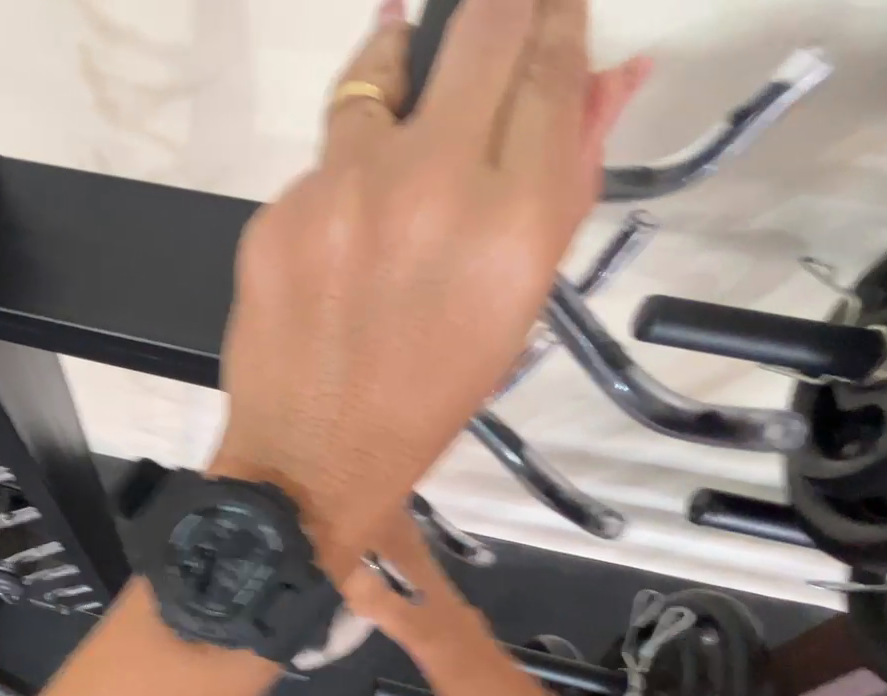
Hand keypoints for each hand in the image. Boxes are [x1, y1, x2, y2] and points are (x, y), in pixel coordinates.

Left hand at [210, 0, 646, 577]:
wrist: (309, 459)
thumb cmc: (428, 398)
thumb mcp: (517, 304)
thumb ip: (562, 182)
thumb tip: (613, 72)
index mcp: (516, 219)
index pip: (552, 65)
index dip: (556, 21)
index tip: (548, 11)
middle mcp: (432, 183)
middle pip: (479, 27)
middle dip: (494, 9)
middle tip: (490, 17)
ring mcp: (340, 193)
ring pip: (378, 77)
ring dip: (397, 78)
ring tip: (397, 135)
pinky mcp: (273, 215)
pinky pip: (318, 165)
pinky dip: (338, 181)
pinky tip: (339, 239)